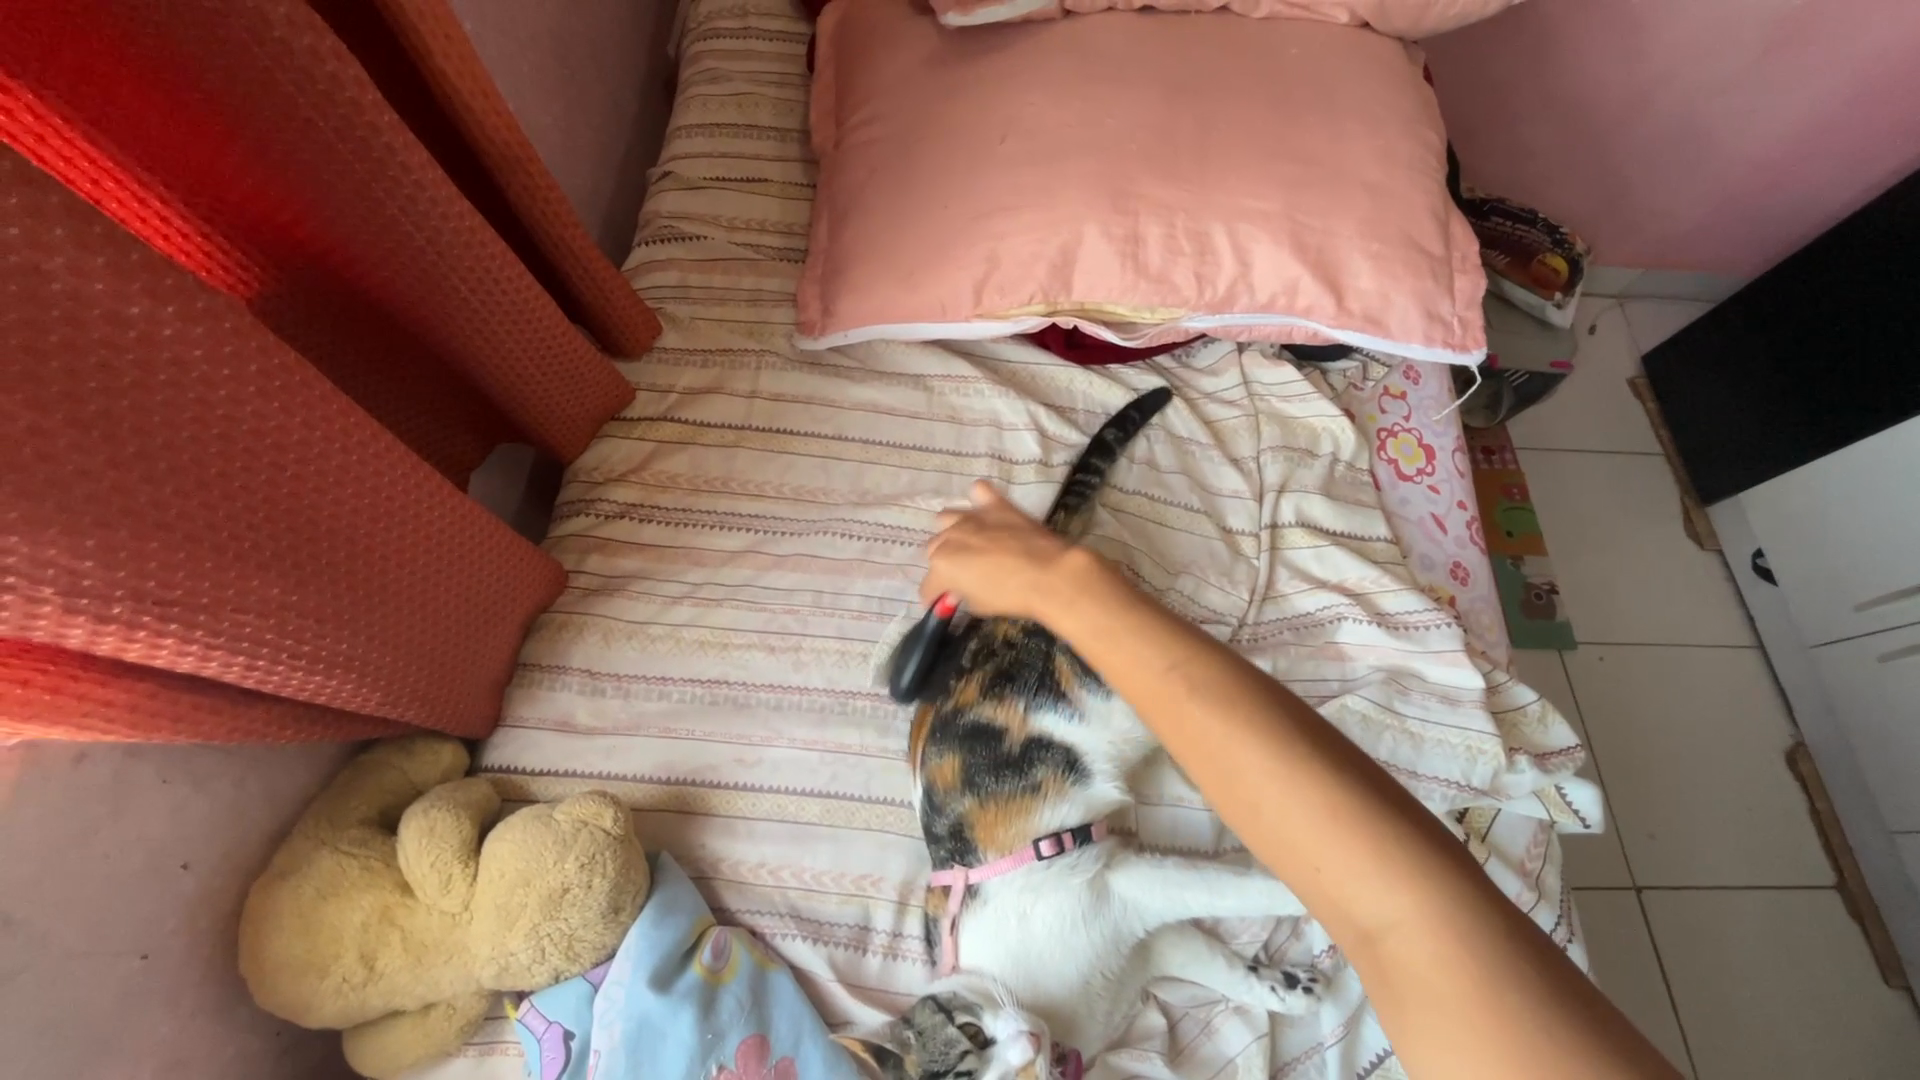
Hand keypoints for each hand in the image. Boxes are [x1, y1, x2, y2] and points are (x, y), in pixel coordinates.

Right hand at [921, 480, 1102, 620]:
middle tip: (962, 576)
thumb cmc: (1012, 596)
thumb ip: (961, 595)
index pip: (928, 587)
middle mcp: (950, 538)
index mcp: (942, 566)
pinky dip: (979, 499)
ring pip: (946, 519)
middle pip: (933, 551)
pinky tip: (985, 510)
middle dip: (944, 564)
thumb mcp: (978, 605)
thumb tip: (959, 590)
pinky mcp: (996, 505)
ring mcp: (972, 517)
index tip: (945, 603)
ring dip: (952, 532)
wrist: (1049, 574)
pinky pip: (979, 491)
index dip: (936, 598)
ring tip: (969, 544)